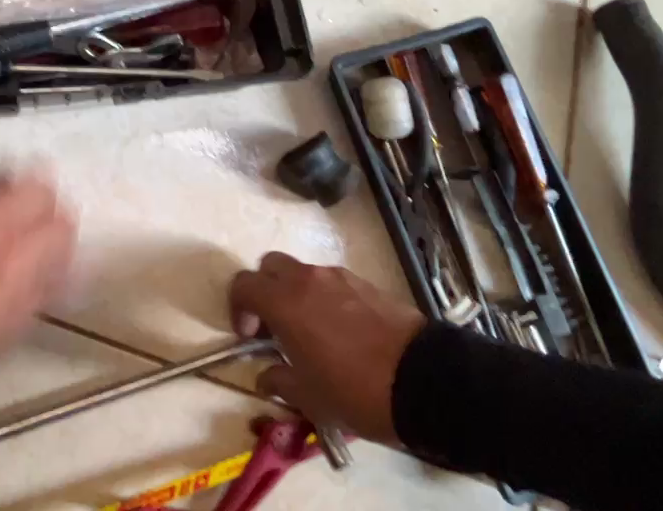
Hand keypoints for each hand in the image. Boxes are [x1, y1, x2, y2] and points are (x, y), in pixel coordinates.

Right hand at [229, 252, 426, 445]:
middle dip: (265, 290)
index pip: (243, 284)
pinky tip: (340, 331)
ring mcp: (339, 277)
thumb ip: (280, 381)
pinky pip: (331, 281)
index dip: (238, 308)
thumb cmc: (356, 391)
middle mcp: (307, 280)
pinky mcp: (366, 283)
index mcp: (285, 303)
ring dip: (295, 293)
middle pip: (270, 265)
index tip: (251, 337)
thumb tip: (267, 376)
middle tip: (274, 326)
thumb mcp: (310, 398)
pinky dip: (324, 297)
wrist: (424, 381)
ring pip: (302, 272)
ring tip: (310, 331)